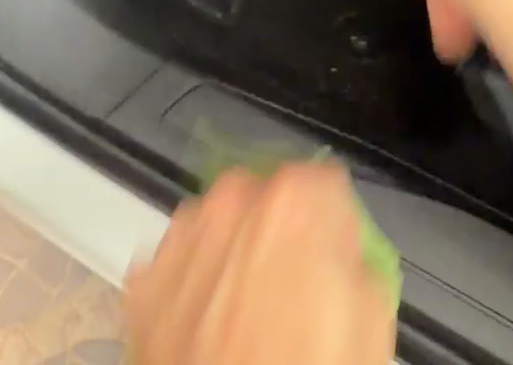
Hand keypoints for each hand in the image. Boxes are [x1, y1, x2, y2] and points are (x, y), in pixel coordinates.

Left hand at [124, 164, 395, 364]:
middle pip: (264, 198)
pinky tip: (210, 329)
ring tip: (247, 314)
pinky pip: (179, 267)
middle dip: (277, 231)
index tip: (335, 254)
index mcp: (295, 199)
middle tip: (291, 289)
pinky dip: (193, 286)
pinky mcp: (142, 279)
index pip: (324, 183)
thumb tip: (341, 256)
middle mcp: (232, 199)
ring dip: (232, 254)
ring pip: (217, 228)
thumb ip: (357, 265)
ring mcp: (181, 235)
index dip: (333, 221)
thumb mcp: (370, 322)